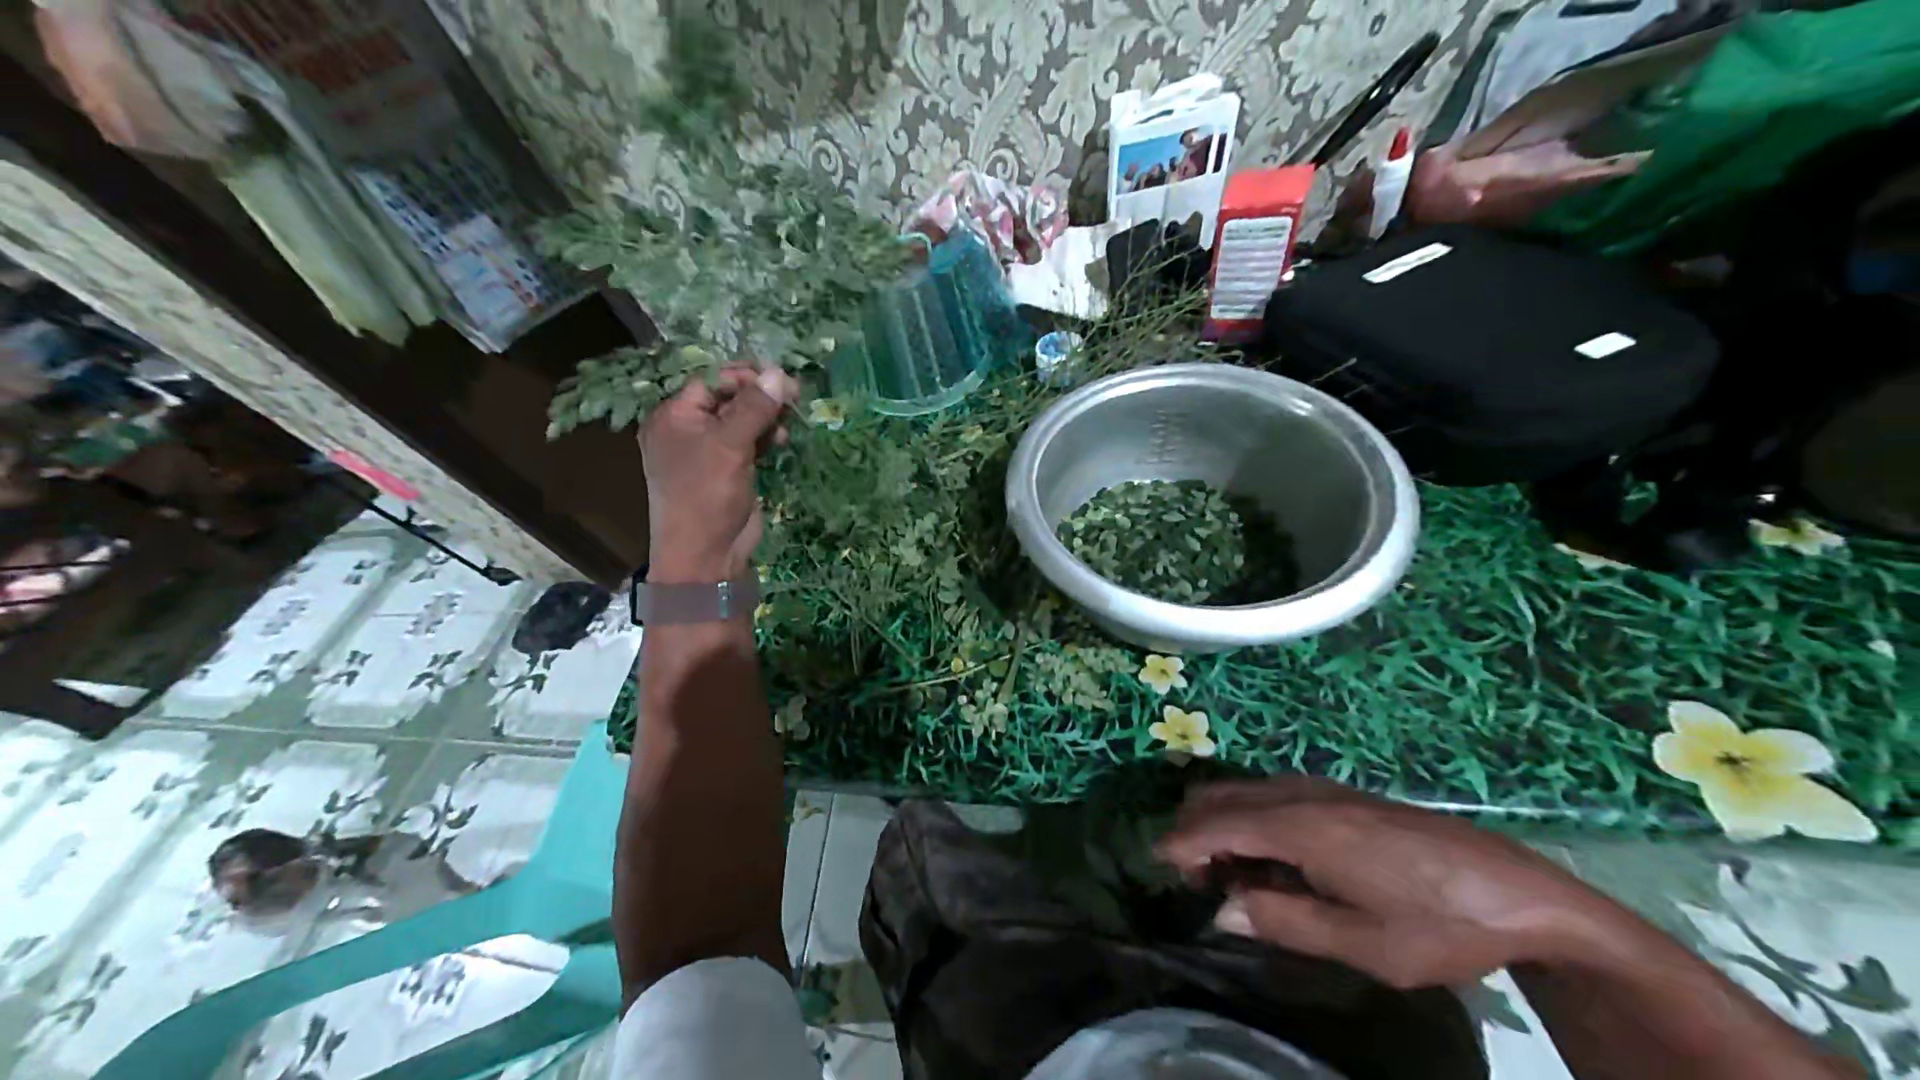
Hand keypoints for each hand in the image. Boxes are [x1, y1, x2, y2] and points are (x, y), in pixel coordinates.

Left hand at [639, 366, 797, 583]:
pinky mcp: (727, 470)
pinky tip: (781, 440)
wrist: (706, 555)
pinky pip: (747, 443)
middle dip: (761, 396)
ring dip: (766, 417)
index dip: (746, 376)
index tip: (781, 380)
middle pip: (728, 398)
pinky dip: (764, 438)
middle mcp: (687, 429)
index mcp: (674, 417)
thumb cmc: (707, 496)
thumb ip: (754, 408)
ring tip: (790, 421)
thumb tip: (780, 373)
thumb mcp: (730, 446)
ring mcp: (708, 451)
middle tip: (794, 398)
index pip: (712, 380)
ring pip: (741, 420)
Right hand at [1157, 777, 1624, 988]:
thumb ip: (1284, 921)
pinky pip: (1269, 792)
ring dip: (1221, 822)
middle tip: (1197, 881)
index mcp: (1301, 828)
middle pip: (1219, 795)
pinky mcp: (1340, 792)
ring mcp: (1321, 787)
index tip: (1155, 863)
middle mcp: (1301, 794)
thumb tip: (1222, 910)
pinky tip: (1273, 858)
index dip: (1180, 844)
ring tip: (1233, 876)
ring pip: (1242, 790)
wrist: (1521, 892)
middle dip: (1193, 830)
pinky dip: (1248, 816)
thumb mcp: (1364, 945)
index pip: (1216, 825)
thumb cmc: (1439, 923)